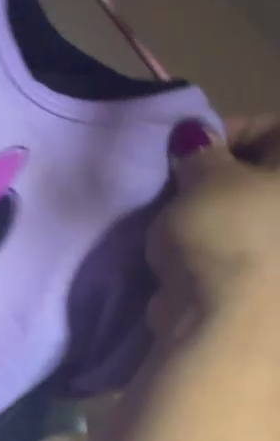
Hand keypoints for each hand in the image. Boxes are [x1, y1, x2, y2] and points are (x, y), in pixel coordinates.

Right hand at [148, 117, 279, 338]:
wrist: (230, 314)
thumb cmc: (225, 234)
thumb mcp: (202, 183)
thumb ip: (197, 154)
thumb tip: (192, 133)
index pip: (270, 127)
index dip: (218, 137)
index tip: (175, 157)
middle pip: (260, 169)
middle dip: (214, 176)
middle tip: (171, 190)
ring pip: (247, 206)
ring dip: (210, 211)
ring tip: (172, 223)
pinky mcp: (266, 268)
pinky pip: (239, 239)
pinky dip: (212, 240)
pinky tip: (184, 250)